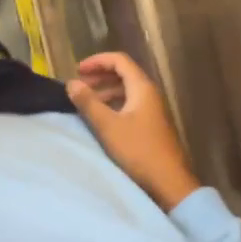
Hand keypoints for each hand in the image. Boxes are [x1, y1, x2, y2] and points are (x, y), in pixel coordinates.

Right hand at [68, 53, 200, 210]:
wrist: (169, 181)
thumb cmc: (138, 150)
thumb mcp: (108, 126)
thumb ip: (89, 103)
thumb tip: (71, 83)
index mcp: (142, 87)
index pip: (119, 60)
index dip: (97, 61)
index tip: (77, 70)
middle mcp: (150, 92)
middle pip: (124, 73)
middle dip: (100, 75)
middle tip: (79, 85)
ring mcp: (153, 108)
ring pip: (127, 90)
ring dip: (106, 91)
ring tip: (87, 101)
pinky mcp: (152, 123)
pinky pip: (131, 103)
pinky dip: (114, 104)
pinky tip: (103, 116)